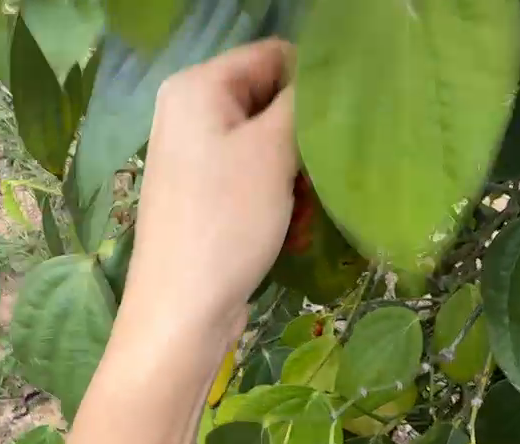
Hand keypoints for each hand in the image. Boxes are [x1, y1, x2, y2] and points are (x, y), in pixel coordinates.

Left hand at [124, 39, 297, 354]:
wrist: (183, 311)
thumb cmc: (227, 224)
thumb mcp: (273, 152)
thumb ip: (304, 104)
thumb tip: (327, 80)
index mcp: (197, 87)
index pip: (274, 57)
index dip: (312, 88)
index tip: (336, 133)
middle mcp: (188, 116)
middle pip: (270, 107)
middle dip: (302, 144)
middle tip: (316, 183)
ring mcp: (193, 163)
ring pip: (265, 152)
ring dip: (295, 181)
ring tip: (302, 215)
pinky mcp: (202, 204)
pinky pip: (250, 186)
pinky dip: (275, 204)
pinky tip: (287, 234)